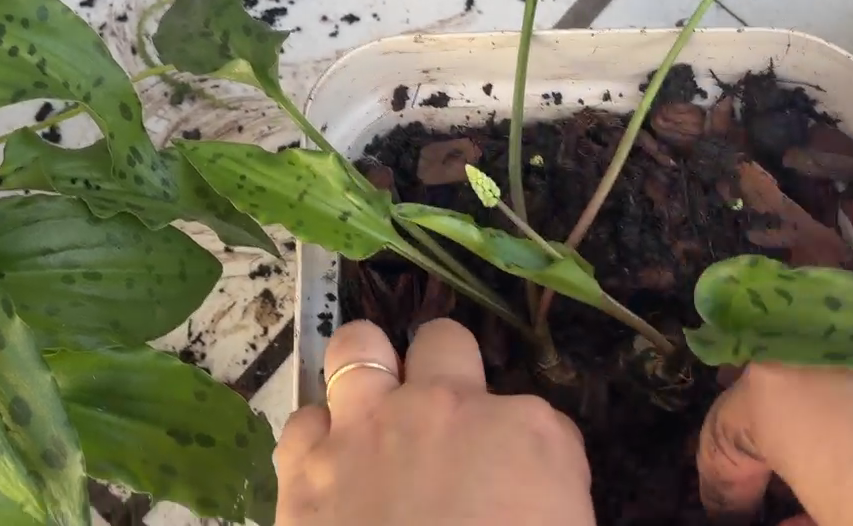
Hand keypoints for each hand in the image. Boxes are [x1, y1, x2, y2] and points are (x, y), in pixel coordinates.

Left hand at [275, 319, 593, 524]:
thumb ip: (549, 511)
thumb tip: (517, 508)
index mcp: (529, 440)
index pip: (545, 423)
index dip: (536, 462)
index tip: (529, 500)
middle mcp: (445, 407)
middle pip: (446, 344)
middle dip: (447, 370)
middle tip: (446, 423)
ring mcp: (368, 425)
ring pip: (358, 345)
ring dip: (368, 370)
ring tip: (374, 406)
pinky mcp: (306, 461)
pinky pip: (304, 421)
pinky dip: (316, 442)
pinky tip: (328, 472)